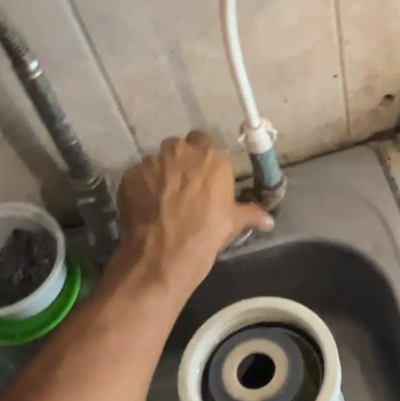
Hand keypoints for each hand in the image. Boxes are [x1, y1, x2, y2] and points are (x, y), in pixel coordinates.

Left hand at [116, 132, 273, 295]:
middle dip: (183, 161)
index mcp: (212, 158)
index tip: (207, 178)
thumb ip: (251, 214)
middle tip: (186, 186)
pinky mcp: (130, 175)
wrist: (162, 256)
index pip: (208, 144)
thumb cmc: (205, 236)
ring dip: (162, 173)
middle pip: (181, 147)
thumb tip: (269, 220)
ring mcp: (152, 162)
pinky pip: (139, 175)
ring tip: (164, 198)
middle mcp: (182, 152)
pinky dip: (143, 186)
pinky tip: (148, 206)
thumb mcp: (233, 224)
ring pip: (158, 160)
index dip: (205, 160)